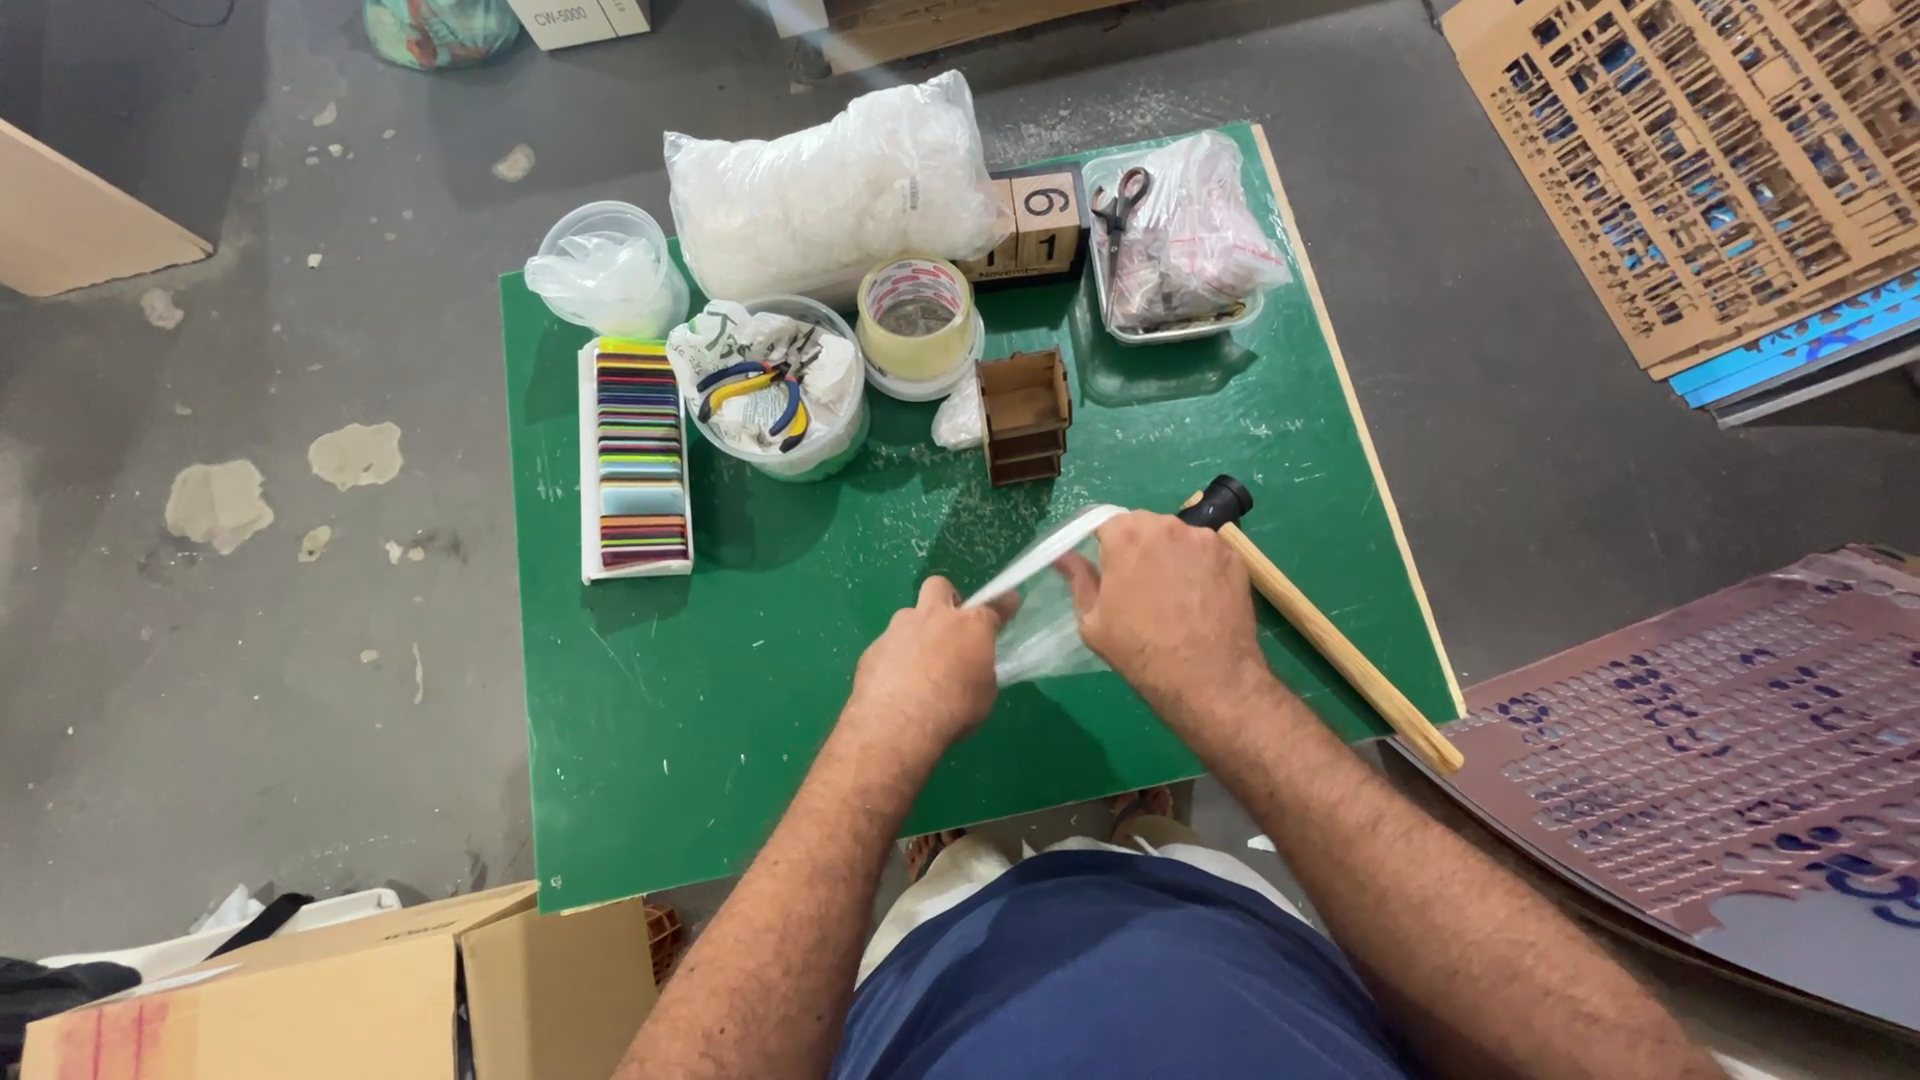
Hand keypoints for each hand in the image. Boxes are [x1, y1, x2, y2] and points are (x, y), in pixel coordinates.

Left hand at [844, 576, 1002, 756]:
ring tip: (917, 664)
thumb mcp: (983, 694)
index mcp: (969, 626)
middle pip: (939, 586)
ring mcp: (898, 629)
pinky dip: (895, 657)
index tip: (1008, 602)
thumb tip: (973, 666)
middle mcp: (933, 617)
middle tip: (949, 625)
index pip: (992, 607)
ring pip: (908, 616)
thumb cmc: (953, 711)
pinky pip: (888, 644)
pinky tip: (895, 682)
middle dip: (946, 599)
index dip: (1002, 605)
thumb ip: (980, 669)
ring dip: (916, 632)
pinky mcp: (873, 648)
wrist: (897, 724)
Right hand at [1056, 511, 1268, 709]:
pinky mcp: (1233, 557)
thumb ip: (1079, 580)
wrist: (1207, 678)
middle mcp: (1167, 525)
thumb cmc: (1139, 651)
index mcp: (1126, 536)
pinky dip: (1199, 566)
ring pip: (1178, 536)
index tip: (1107, 566)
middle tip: (1138, 583)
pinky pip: (1207, 552)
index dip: (1105, 545)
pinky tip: (1198, 597)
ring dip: (1170, 554)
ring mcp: (1205, 539)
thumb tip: (1063, 557)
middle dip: (1138, 546)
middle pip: (1145, 525)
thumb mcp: (1093, 621)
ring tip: (1172, 592)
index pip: (1107, 522)